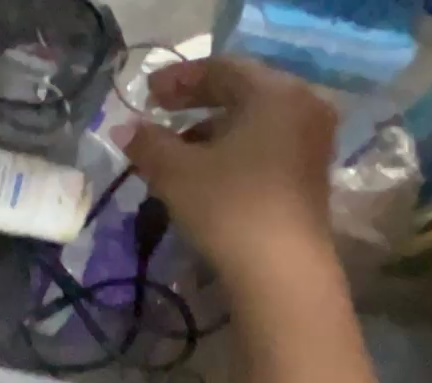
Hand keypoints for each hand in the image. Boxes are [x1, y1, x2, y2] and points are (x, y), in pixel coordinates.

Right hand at [123, 57, 337, 277]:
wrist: (277, 264)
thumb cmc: (226, 207)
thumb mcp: (176, 174)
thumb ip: (147, 145)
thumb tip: (123, 128)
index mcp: (274, 94)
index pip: (222, 69)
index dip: (179, 78)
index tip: (144, 92)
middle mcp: (301, 106)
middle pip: (241, 92)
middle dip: (194, 102)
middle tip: (156, 111)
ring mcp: (308, 139)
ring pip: (250, 121)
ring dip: (208, 129)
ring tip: (171, 148)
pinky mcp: (305, 171)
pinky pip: (261, 144)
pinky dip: (227, 147)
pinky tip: (201, 169)